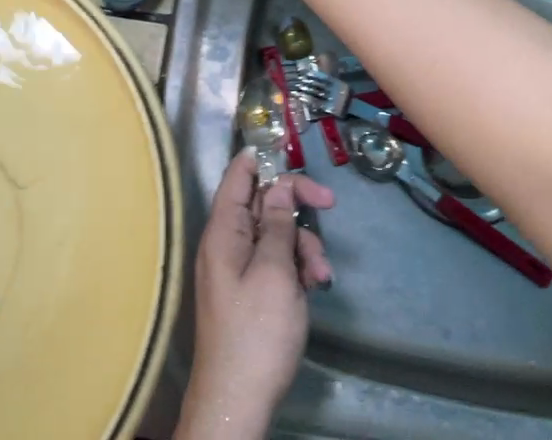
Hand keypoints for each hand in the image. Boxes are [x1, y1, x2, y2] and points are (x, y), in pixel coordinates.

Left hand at [175, 153, 334, 439]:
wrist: (237, 400)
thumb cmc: (256, 332)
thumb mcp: (275, 272)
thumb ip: (279, 224)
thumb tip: (278, 185)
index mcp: (222, 231)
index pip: (237, 176)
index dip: (263, 158)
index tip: (295, 151)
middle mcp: (226, 243)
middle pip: (263, 203)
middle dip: (297, 209)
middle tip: (329, 207)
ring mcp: (237, 268)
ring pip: (276, 234)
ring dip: (303, 245)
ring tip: (319, 274)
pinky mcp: (250, 291)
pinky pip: (275, 263)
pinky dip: (296, 268)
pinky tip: (313, 286)